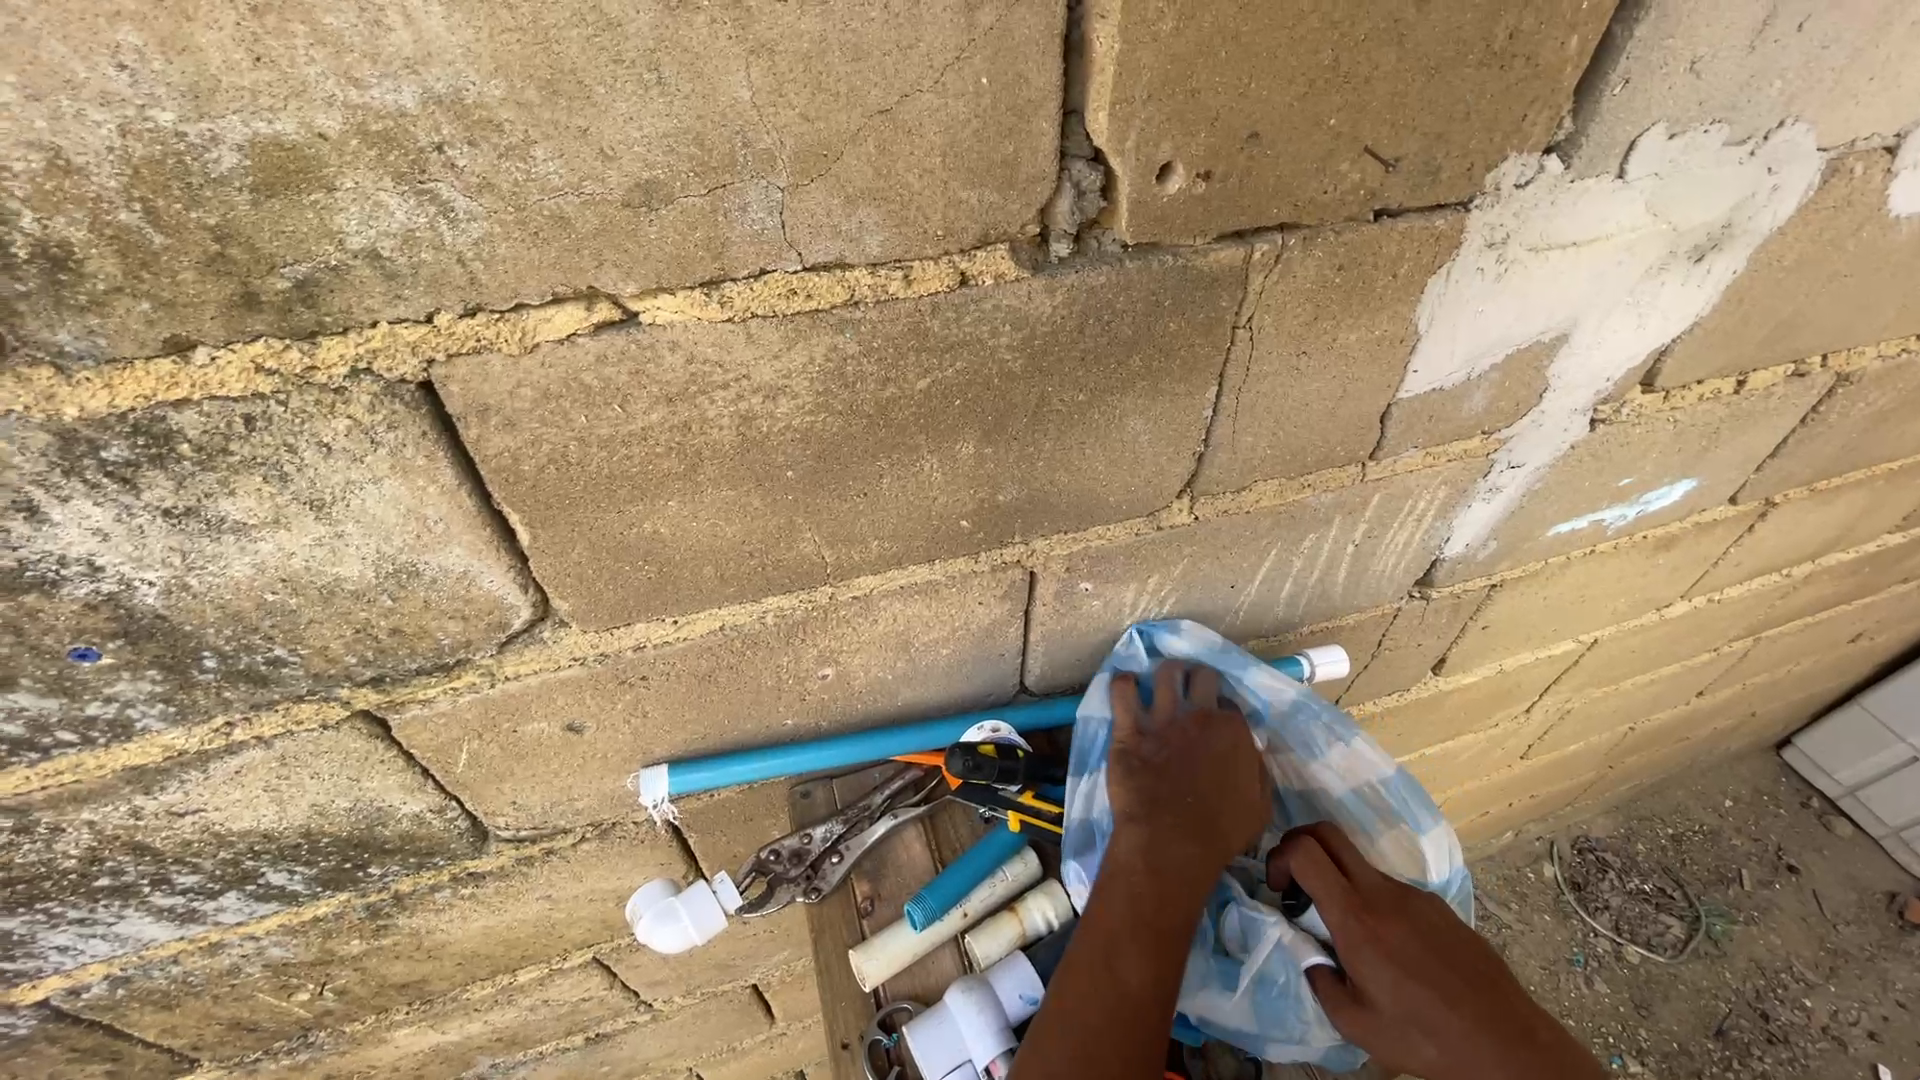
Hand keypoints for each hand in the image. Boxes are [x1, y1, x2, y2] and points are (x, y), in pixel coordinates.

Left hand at [1105, 661, 1267, 886]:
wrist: (1172, 841)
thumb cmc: (1220, 831)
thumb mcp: (1259, 805)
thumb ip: (1257, 770)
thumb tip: (1252, 749)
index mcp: (1232, 730)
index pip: (1229, 704)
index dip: (1223, 709)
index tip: (1216, 717)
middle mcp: (1198, 715)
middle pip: (1201, 675)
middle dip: (1198, 676)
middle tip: (1191, 684)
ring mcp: (1161, 720)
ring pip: (1164, 673)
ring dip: (1165, 671)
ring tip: (1161, 677)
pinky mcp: (1128, 730)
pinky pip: (1121, 692)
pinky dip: (1123, 683)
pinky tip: (1125, 684)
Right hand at [1267, 823, 1604, 1079]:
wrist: (1506, 1045)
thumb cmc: (1424, 1036)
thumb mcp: (1354, 1022)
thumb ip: (1318, 978)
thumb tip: (1307, 954)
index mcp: (1355, 917)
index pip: (1304, 850)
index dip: (1278, 856)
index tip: (1278, 889)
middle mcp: (1381, 892)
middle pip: (1327, 832)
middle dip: (1298, 844)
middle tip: (1294, 883)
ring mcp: (1414, 895)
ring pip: (1359, 863)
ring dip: (1338, 881)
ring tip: (1348, 934)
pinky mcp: (1438, 907)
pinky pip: (1391, 889)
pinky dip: (1373, 902)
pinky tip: (1389, 948)